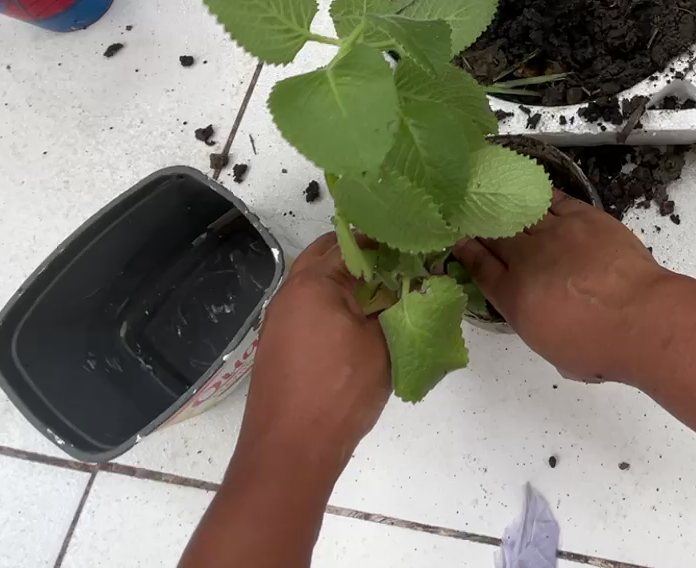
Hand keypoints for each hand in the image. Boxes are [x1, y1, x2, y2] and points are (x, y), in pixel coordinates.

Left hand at [233, 232, 390, 483]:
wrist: (289, 455)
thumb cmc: (341, 390)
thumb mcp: (384, 341)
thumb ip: (401, 304)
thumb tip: (417, 282)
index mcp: (313, 284)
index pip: (352, 242)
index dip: (386, 240)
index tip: (415, 243)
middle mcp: (289, 294)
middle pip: (326, 255)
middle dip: (362, 253)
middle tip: (400, 261)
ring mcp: (279, 322)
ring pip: (316, 282)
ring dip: (347, 278)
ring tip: (387, 289)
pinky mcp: (279, 346)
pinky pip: (309, 307)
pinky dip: (335, 302)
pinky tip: (363, 318)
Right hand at [452, 189, 680, 384]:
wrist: (640, 317)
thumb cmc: (599, 347)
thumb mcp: (550, 348)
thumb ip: (533, 321)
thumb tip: (536, 308)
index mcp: (515, 297)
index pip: (481, 269)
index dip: (467, 253)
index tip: (458, 241)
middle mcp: (528, 259)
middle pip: (496, 235)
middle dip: (481, 224)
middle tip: (471, 213)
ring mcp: (556, 233)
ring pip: (523, 214)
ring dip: (507, 206)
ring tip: (497, 197)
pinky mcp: (584, 216)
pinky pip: (555, 199)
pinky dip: (541, 195)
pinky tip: (534, 191)